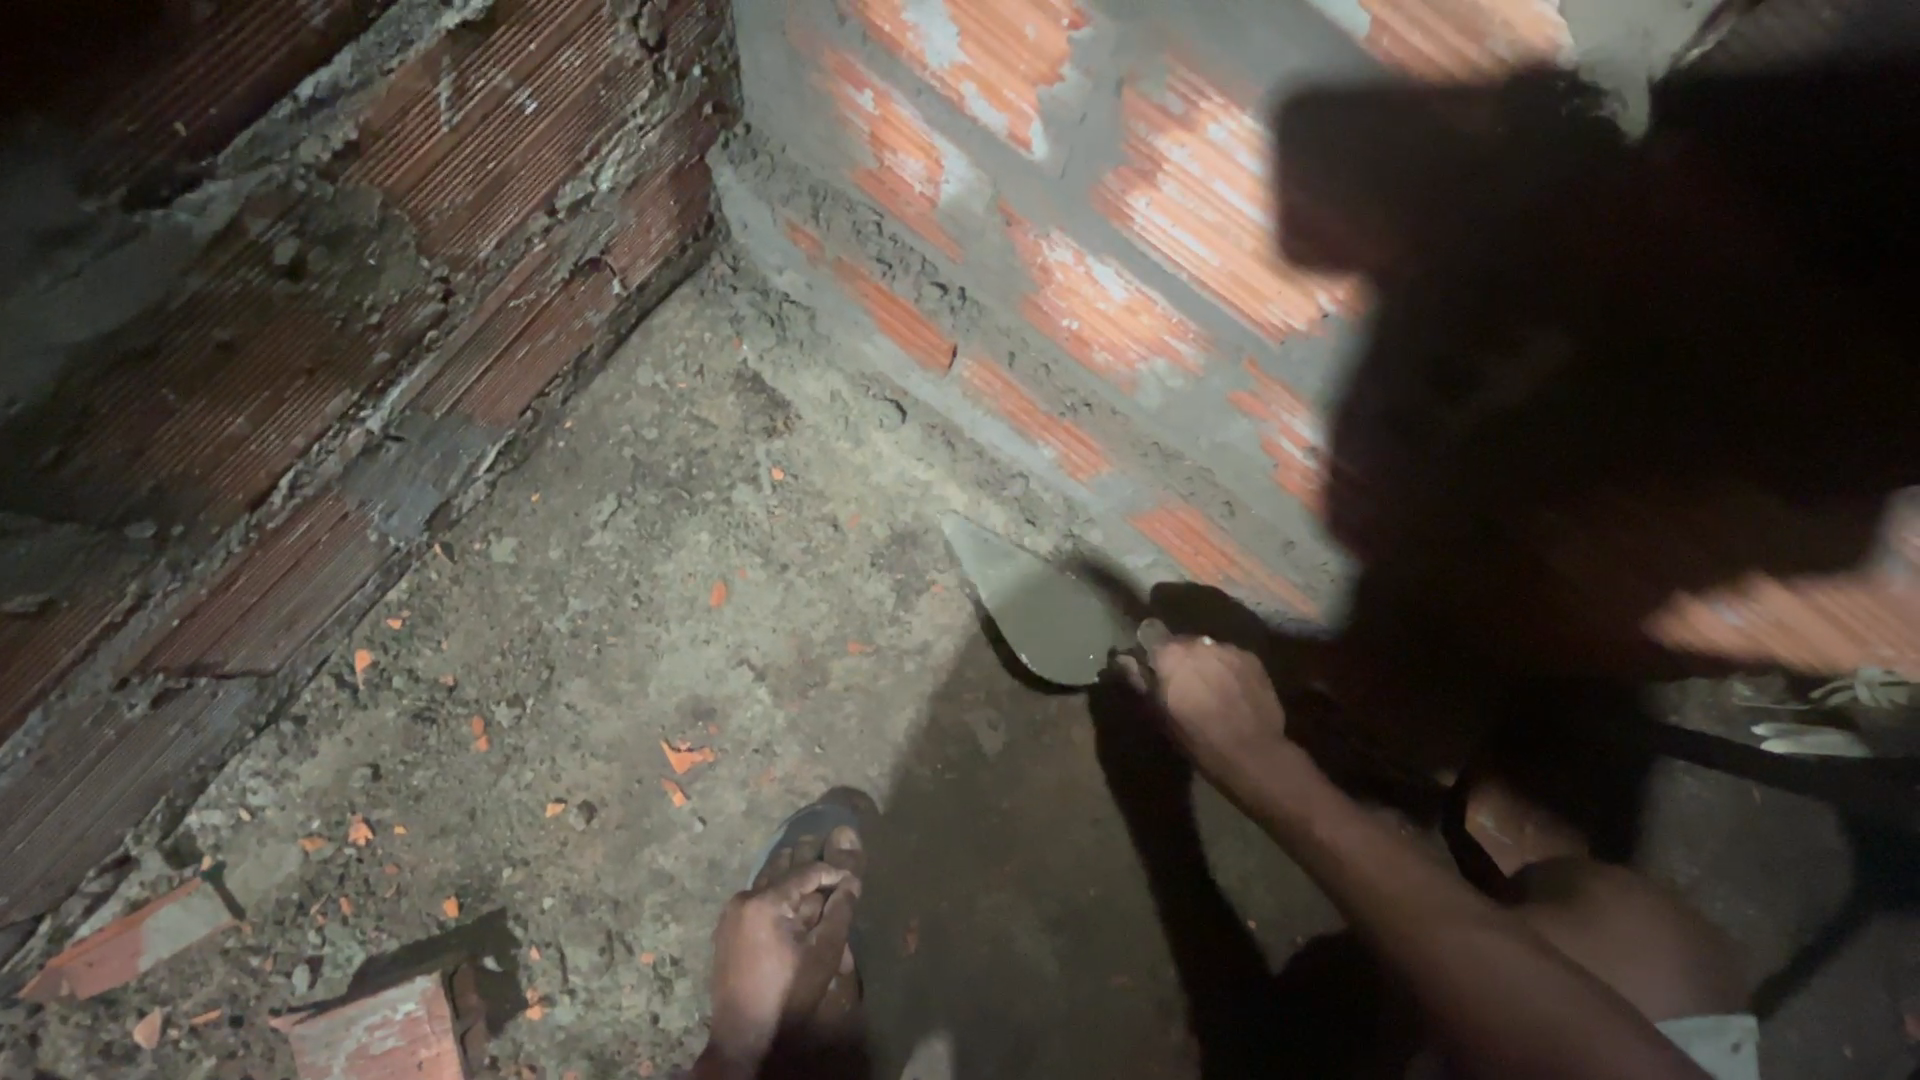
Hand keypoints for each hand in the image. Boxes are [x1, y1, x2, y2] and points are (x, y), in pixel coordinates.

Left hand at [707, 862, 859, 1064]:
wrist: (744, 1036)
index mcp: (765, 900)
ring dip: (794, 885)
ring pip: (769, 884)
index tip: (852, 878)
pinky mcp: (727, 930)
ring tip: (818, 891)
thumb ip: (840, 911)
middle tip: (833, 872)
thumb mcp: (824, 951)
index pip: (806, 871)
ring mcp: (731, 914)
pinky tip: (795, 914)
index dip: (832, 872)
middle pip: (783, 870)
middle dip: (810, 871)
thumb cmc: (789, 993)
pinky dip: (778, 901)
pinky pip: (757, 902)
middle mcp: (744, 898)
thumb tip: (851, 881)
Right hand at [1148, 637, 1290, 786]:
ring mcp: (1229, 649)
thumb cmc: (1197, 737)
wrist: (1251, 752)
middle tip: (1184, 685)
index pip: (1150, 634)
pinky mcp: (1253, 659)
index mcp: (1170, 654)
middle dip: (1180, 659)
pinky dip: (1228, 669)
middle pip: (1182, 642)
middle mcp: (1199, 643)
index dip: (1151, 652)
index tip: (1153, 669)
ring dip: (1205, 663)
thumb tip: (1122, 659)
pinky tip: (1233, 691)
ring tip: (1211, 689)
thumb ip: (1139, 681)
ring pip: (1208, 649)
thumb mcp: (1159, 714)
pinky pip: (1232, 657)